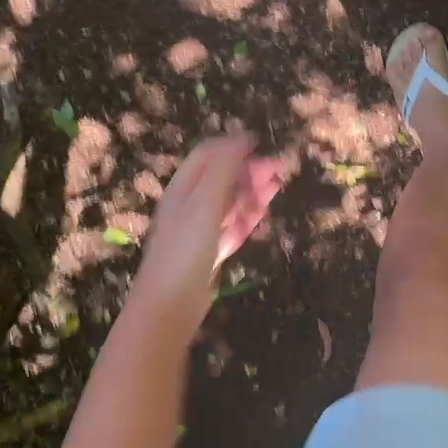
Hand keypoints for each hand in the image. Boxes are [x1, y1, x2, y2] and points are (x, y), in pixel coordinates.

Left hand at [131, 135, 283, 326]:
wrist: (168, 308)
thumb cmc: (185, 250)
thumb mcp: (204, 203)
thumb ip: (222, 170)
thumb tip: (241, 139)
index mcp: (183, 188)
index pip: (207, 154)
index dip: (232, 145)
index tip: (261, 143)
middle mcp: (190, 205)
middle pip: (221, 177)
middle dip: (249, 169)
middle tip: (279, 169)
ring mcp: (200, 230)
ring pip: (230, 202)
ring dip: (252, 191)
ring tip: (278, 186)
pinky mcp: (210, 252)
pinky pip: (232, 226)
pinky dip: (248, 216)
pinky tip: (264, 212)